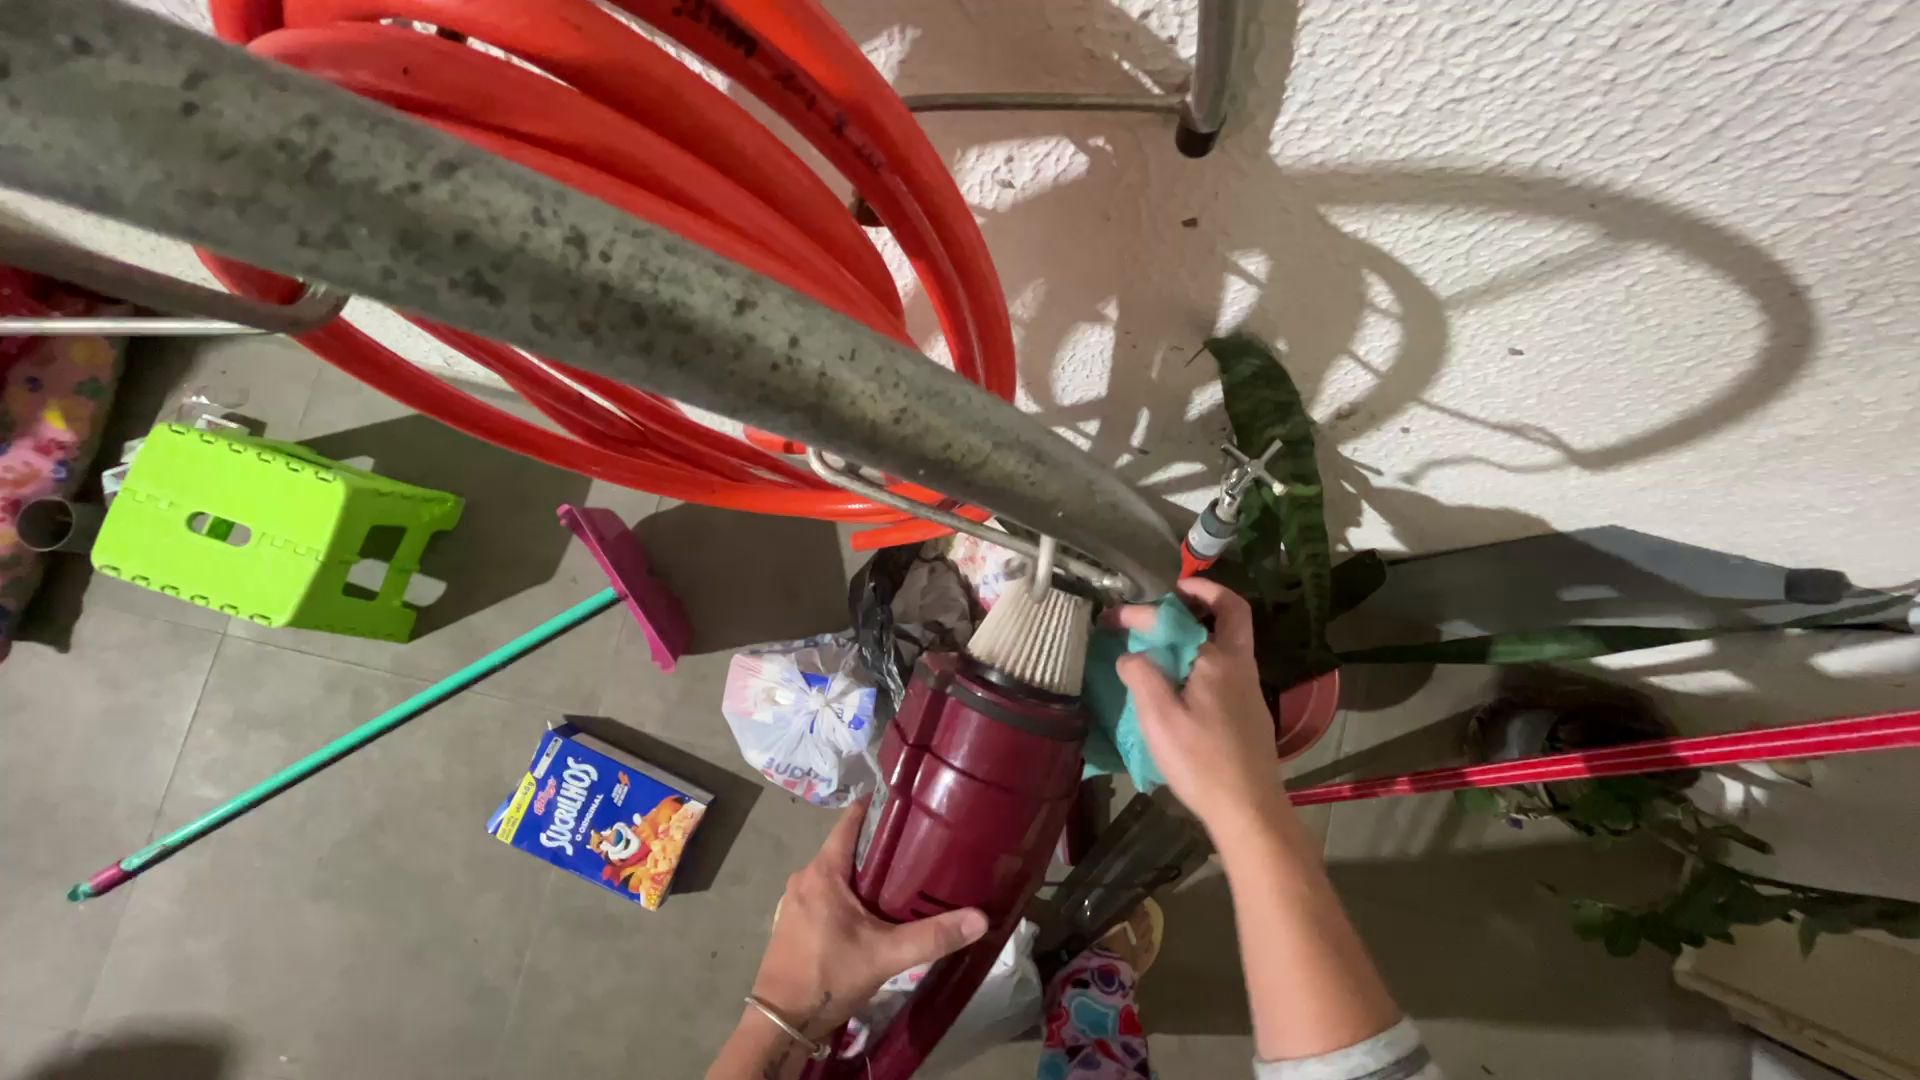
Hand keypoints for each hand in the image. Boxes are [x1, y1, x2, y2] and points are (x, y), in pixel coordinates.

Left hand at [748, 796, 989, 1035]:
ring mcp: (797, 899)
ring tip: (904, 873)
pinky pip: (828, 891)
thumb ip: (932, 936)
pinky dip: (851, 890)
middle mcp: (806, 876)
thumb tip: (980, 918)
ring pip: (838, 870)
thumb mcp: (886, 956)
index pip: (851, 820)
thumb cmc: (828, 977)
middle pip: (847, 845)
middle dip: (880, 842)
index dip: (879, 806)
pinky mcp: (795, 920)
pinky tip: (874, 907)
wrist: (781, 1023)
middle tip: (919, 842)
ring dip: (865, 869)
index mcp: (824, 870)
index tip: (909, 802)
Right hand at [1116, 578, 1288, 836]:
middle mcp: (1240, 665)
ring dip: (1204, 623)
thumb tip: (1131, 655)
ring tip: (1167, 632)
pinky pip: (1228, 662)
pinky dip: (1205, 650)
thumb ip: (1142, 677)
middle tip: (1172, 595)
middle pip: (1231, 612)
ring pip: (1232, 638)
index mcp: (1218, 661)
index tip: (1114, 618)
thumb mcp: (1159, 719)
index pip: (1180, 618)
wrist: (1250, 810)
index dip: (1143, 612)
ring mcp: (1249, 687)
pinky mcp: (1248, 709)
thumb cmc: (1202, 762)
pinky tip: (1182, 673)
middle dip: (1203, 595)